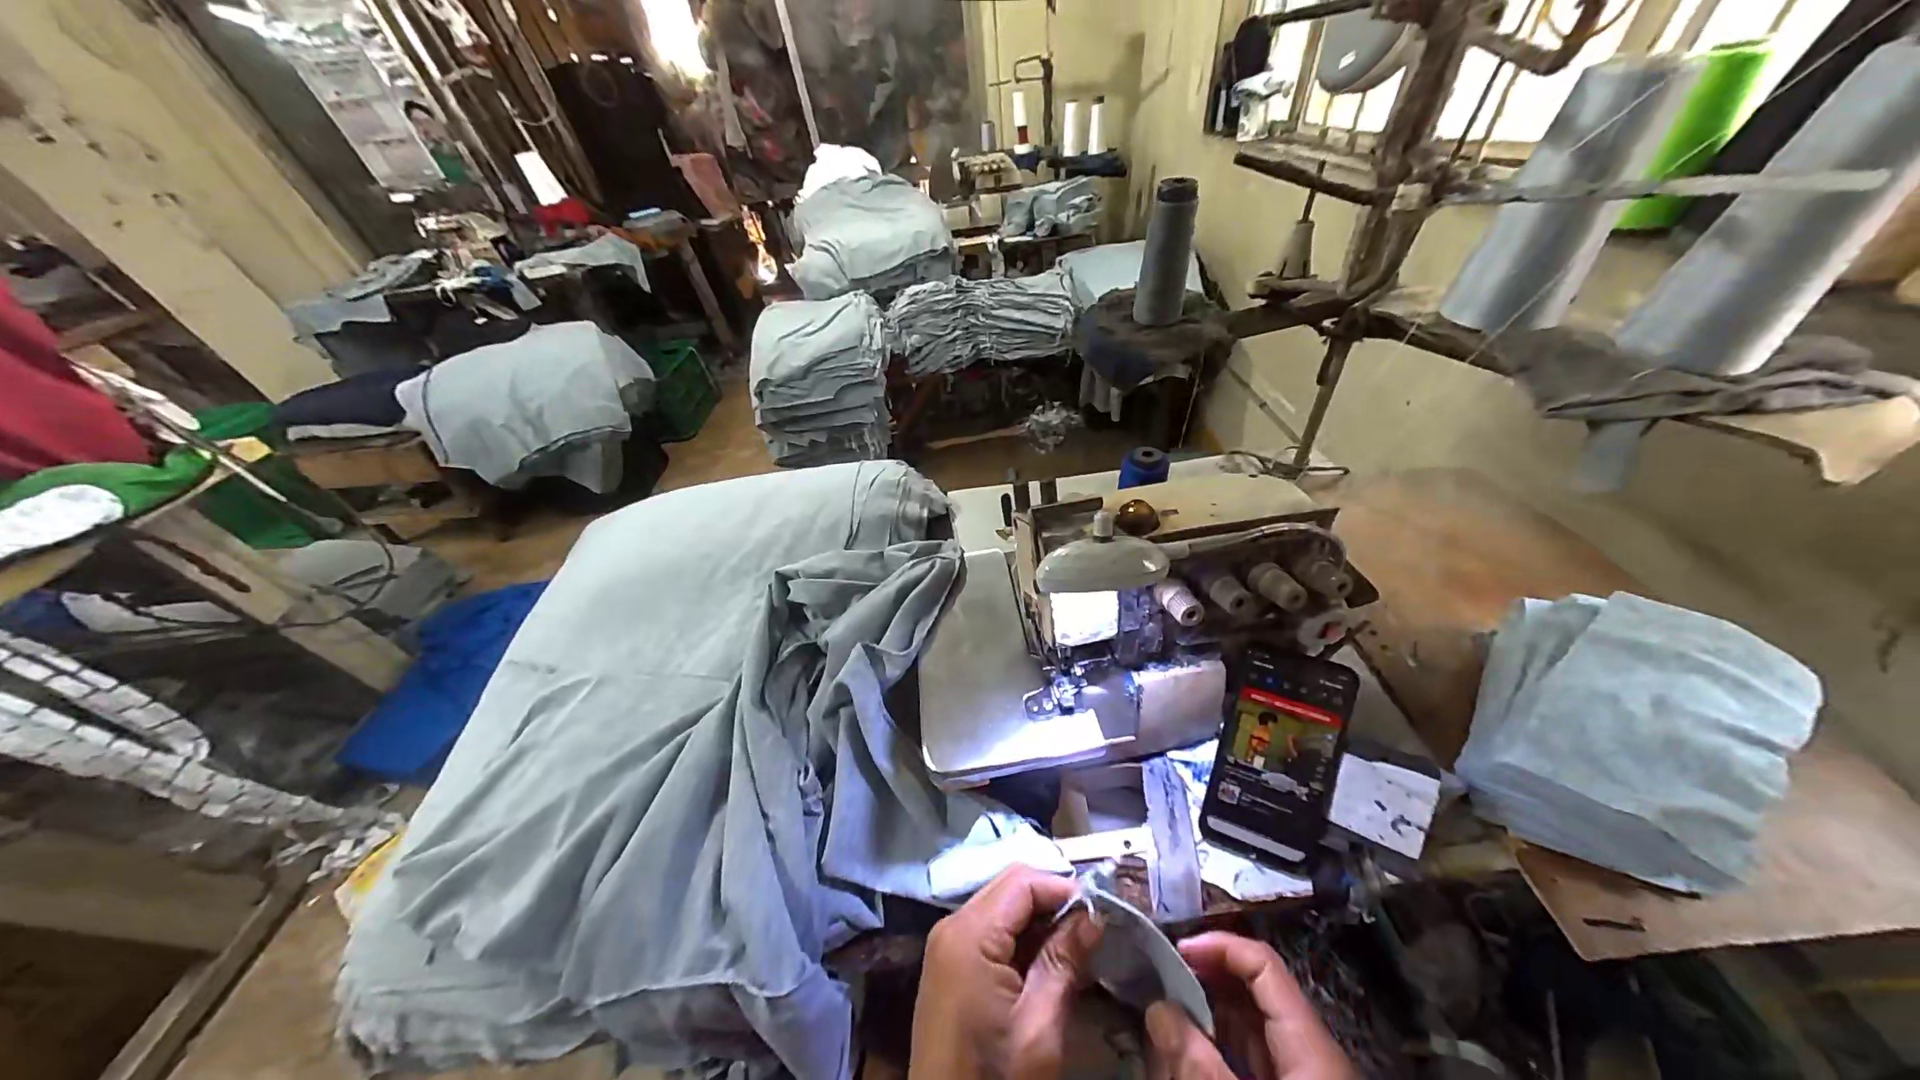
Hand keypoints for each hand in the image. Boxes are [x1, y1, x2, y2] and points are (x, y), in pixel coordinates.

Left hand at [910, 865, 1103, 1079]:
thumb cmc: (995, 1079)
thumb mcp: (1039, 1026)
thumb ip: (1063, 962)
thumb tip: (1093, 918)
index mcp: (969, 934)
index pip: (1022, 882)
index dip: (1064, 889)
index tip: (1100, 912)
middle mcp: (953, 926)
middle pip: (1010, 888)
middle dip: (1053, 901)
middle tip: (1092, 929)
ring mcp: (948, 945)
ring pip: (1002, 907)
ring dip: (1040, 920)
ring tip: (1079, 946)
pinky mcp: (951, 964)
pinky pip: (991, 931)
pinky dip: (1022, 938)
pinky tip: (1051, 961)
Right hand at [1144, 932, 1354, 1079]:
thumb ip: (1199, 1064)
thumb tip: (1157, 1009)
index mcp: (1310, 1043)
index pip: (1263, 964)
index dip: (1219, 946)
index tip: (1175, 951)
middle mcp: (1310, 1050)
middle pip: (1254, 992)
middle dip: (1204, 980)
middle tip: (1160, 981)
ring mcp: (1302, 1074)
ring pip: (1250, 1027)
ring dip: (1206, 1016)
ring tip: (1165, 1016)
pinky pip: (1252, 1058)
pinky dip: (1218, 1049)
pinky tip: (1188, 1054)